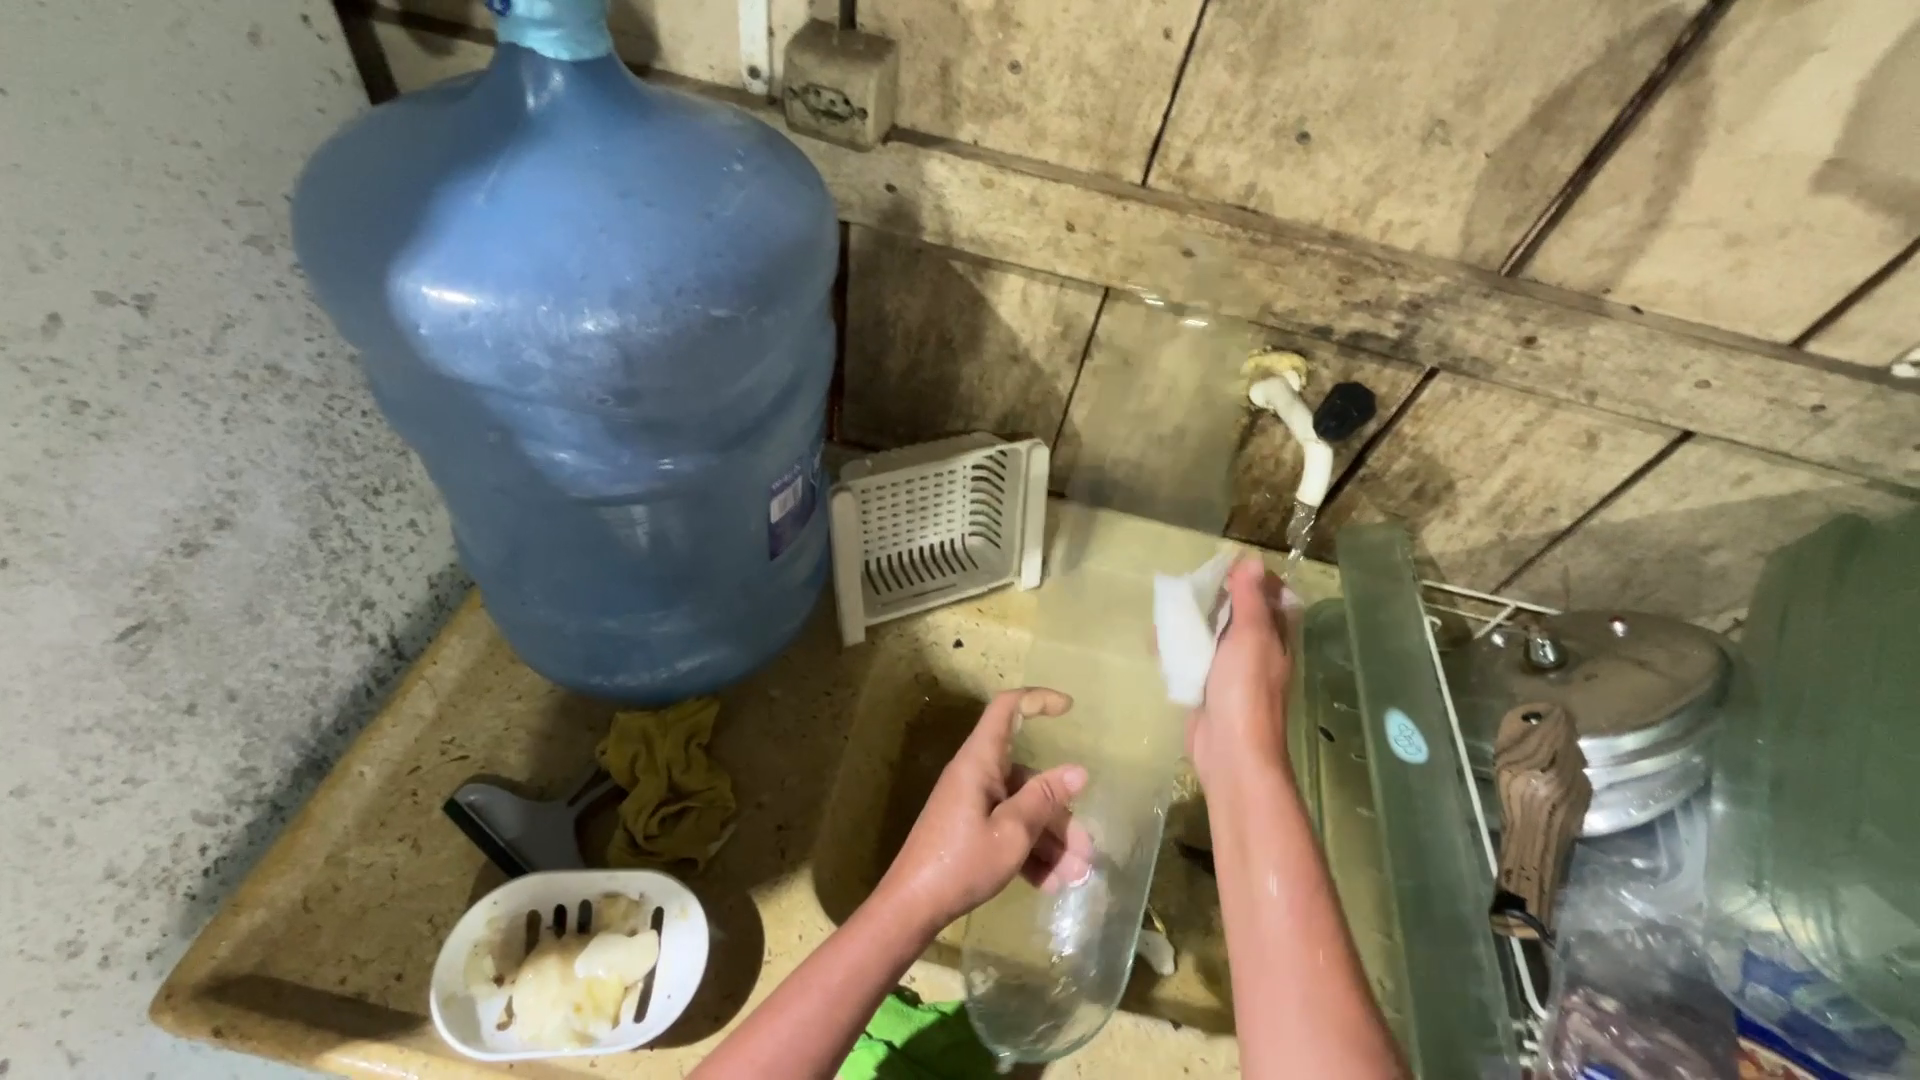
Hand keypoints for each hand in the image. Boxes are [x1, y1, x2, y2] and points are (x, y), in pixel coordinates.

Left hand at [874, 688, 1094, 934]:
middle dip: (1060, 813)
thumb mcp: (1012, 832)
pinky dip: (1030, 853)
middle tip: (1087, 852)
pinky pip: (1008, 831)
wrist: (912, 906)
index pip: (1007, 710)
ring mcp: (974, 805)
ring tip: (1076, 877)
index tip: (1069, 710)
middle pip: (1028, 779)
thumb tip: (1078, 771)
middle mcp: (977, 776)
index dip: (1038, 701)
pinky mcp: (970, 831)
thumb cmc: (961, 862)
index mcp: (980, 762)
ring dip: (1051, 842)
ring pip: (1023, 811)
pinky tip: (1052, 885)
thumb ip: (1044, 799)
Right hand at [1188, 556, 1298, 790]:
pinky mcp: (1207, 688)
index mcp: (1275, 636)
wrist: (1230, 750)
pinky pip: (1192, 660)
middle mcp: (1256, 651)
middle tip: (1186, 588)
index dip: (1249, 579)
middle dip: (1213, 598)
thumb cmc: (1245, 690)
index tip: (1220, 568)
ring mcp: (1230, 671)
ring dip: (1189, 623)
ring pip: (1211, 636)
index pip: (1270, 596)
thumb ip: (1249, 599)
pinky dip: (1176, 650)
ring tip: (1167, 613)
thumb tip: (1249, 560)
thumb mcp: (1251, 635)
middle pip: (1237, 613)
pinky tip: (1157, 643)